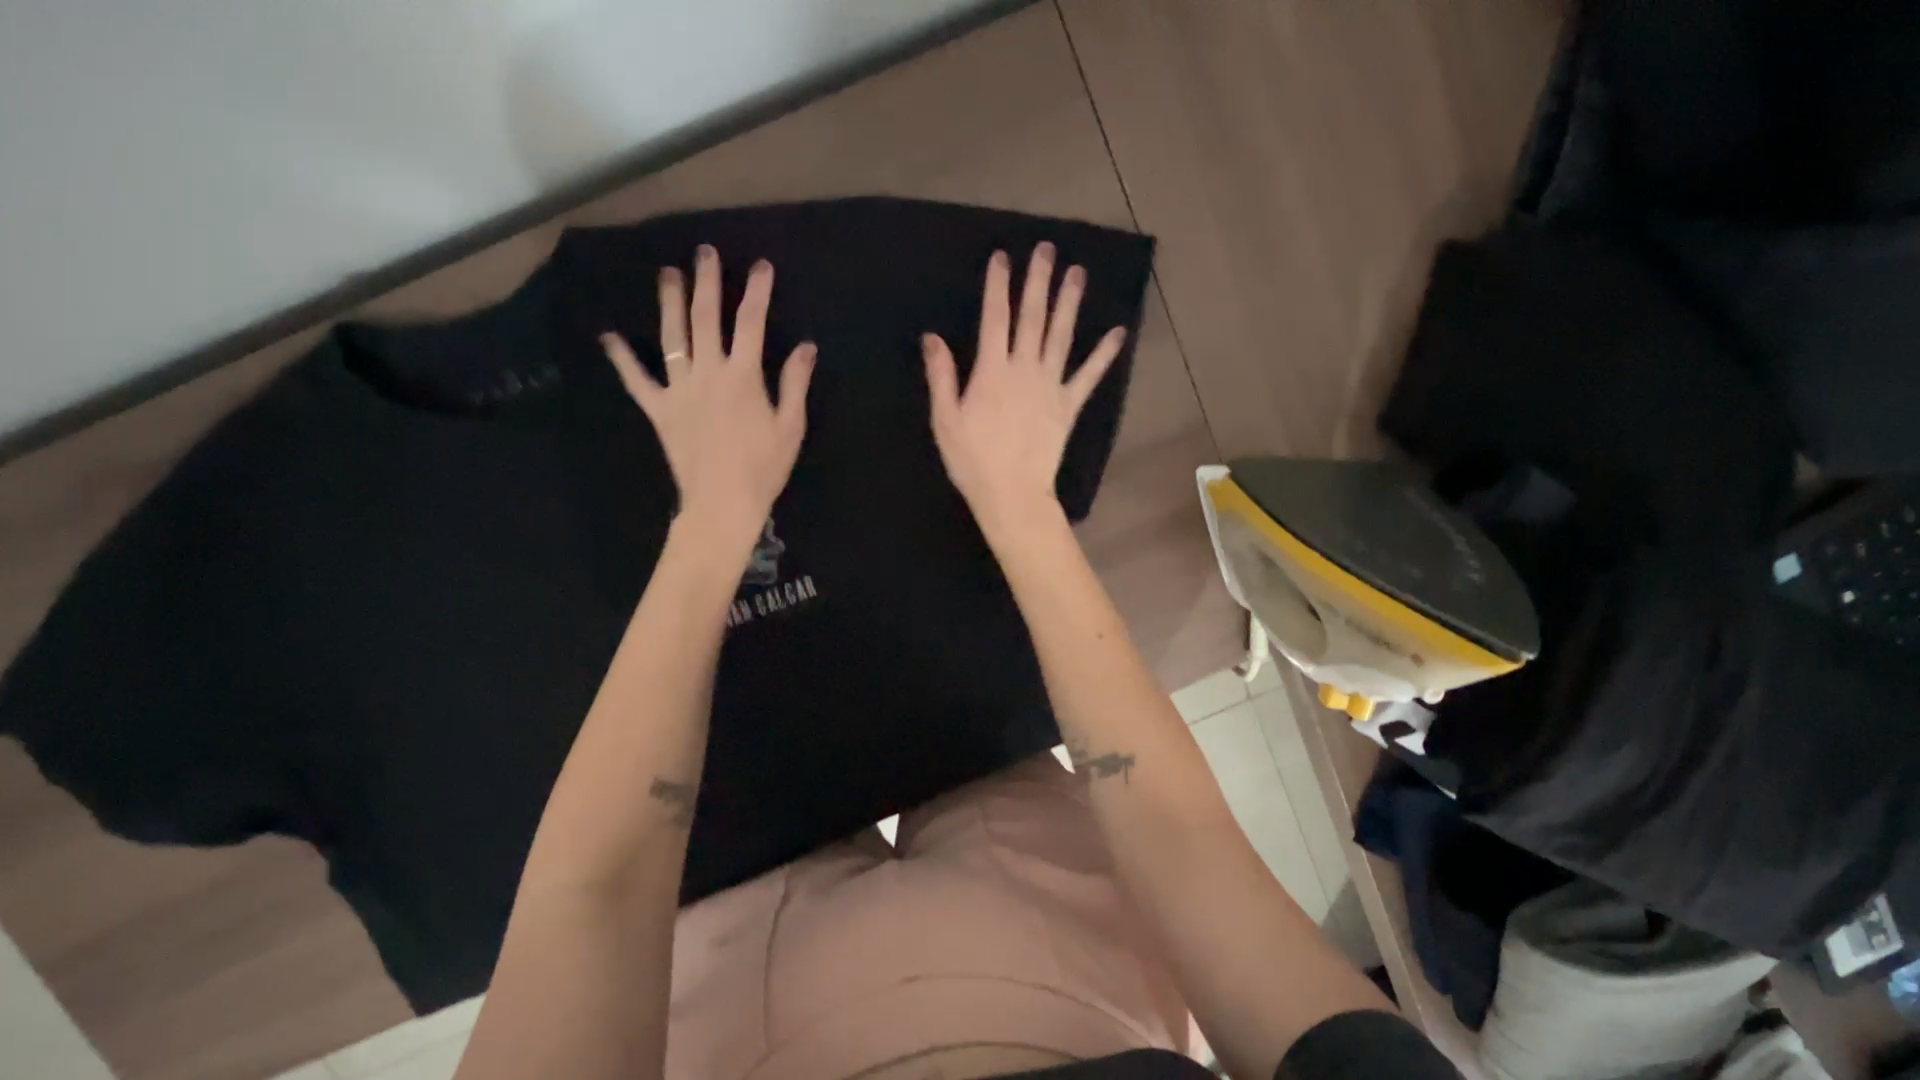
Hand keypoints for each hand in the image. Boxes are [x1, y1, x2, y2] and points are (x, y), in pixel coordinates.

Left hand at [601, 245, 815, 545]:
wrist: (723, 504)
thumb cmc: (763, 468)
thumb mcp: (791, 427)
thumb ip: (795, 383)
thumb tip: (805, 346)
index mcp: (743, 376)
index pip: (751, 323)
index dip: (757, 291)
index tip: (761, 266)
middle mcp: (708, 373)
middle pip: (705, 318)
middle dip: (707, 282)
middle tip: (705, 252)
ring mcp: (679, 390)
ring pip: (671, 337)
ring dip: (669, 302)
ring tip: (667, 273)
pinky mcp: (659, 410)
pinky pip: (637, 381)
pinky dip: (622, 359)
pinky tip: (609, 337)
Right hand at [922, 243, 1126, 536]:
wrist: (1012, 494)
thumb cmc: (972, 460)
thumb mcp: (945, 419)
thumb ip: (941, 375)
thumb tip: (932, 337)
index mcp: (991, 372)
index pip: (995, 318)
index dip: (998, 286)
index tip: (1002, 257)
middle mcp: (1024, 370)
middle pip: (1032, 318)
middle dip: (1038, 281)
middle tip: (1047, 249)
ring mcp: (1050, 386)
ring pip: (1061, 336)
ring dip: (1070, 303)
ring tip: (1078, 273)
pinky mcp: (1068, 406)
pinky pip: (1089, 375)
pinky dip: (1104, 354)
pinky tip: (1117, 332)